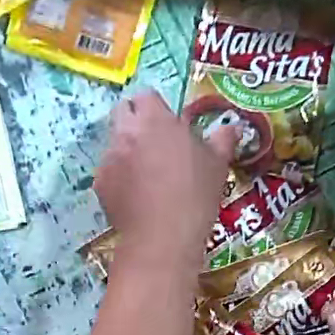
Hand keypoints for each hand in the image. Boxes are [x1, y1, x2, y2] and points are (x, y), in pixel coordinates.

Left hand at [95, 89, 234, 262]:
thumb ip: (223, 139)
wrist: (164, 238)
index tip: (170, 125)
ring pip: (114, 142)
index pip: (147, 96)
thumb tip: (234, 127)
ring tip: (147, 175)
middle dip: (136, 121)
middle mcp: (126, 131)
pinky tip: (136, 196)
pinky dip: (119, 178)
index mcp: (156, 120)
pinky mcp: (100, 183)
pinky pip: (109, 171)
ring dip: (127, 149)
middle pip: (123, 111)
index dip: (158, 108)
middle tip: (156, 144)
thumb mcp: (218, 165)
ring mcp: (109, 157)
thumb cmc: (196, 195)